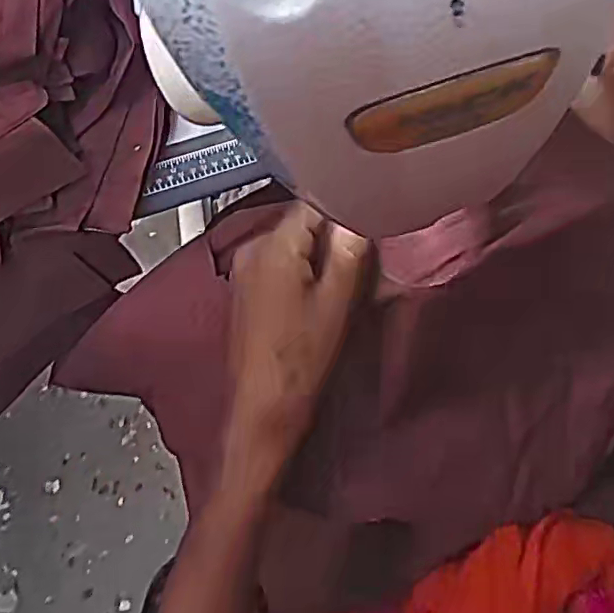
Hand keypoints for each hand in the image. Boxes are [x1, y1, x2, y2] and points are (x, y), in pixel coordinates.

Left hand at [225, 203, 370, 483]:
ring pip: (293, 242)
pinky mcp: (245, 287)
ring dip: (318, 252)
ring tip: (342, 278)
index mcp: (273, 244)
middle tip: (362, 255)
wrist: (262, 410)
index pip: (315, 202)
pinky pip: (280, 260)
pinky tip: (318, 293)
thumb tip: (360, 209)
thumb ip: (350, 247)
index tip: (369, 221)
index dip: (346, 208)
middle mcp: (251, 246)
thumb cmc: (302, 358)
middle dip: (333, 233)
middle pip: (303, 222)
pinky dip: (302, 267)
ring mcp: (244, 267)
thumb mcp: (338, 300)